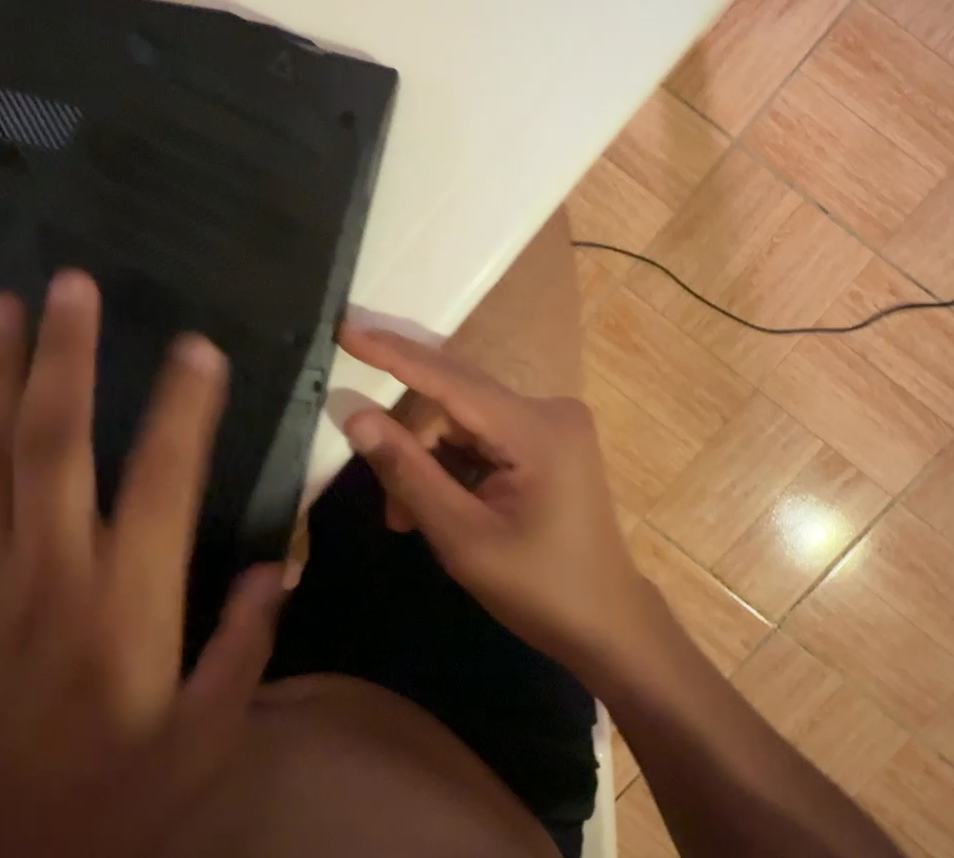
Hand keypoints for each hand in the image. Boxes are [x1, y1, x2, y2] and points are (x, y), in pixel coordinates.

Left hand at [0, 272, 285, 857]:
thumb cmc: (96, 806)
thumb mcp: (199, 750)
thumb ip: (241, 653)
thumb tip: (272, 569)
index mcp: (125, 605)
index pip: (162, 482)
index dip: (184, 408)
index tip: (199, 347)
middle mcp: (49, 569)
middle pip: (53, 441)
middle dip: (65, 355)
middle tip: (71, 282)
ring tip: (0, 306)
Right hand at [336, 322, 657, 676]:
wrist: (607, 626)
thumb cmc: (540, 590)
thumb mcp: (463, 537)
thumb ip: (408, 472)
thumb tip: (356, 418)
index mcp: (536, 429)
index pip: (449, 379)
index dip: (393, 354)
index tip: (346, 328)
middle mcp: (547, 411)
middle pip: (453, 401)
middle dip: (409, 443)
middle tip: (387, 505)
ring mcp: (549, 425)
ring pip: (461, 423)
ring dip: (428, 465)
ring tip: (409, 521)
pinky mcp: (546, 442)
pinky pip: (480, 437)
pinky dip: (451, 469)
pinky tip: (438, 508)